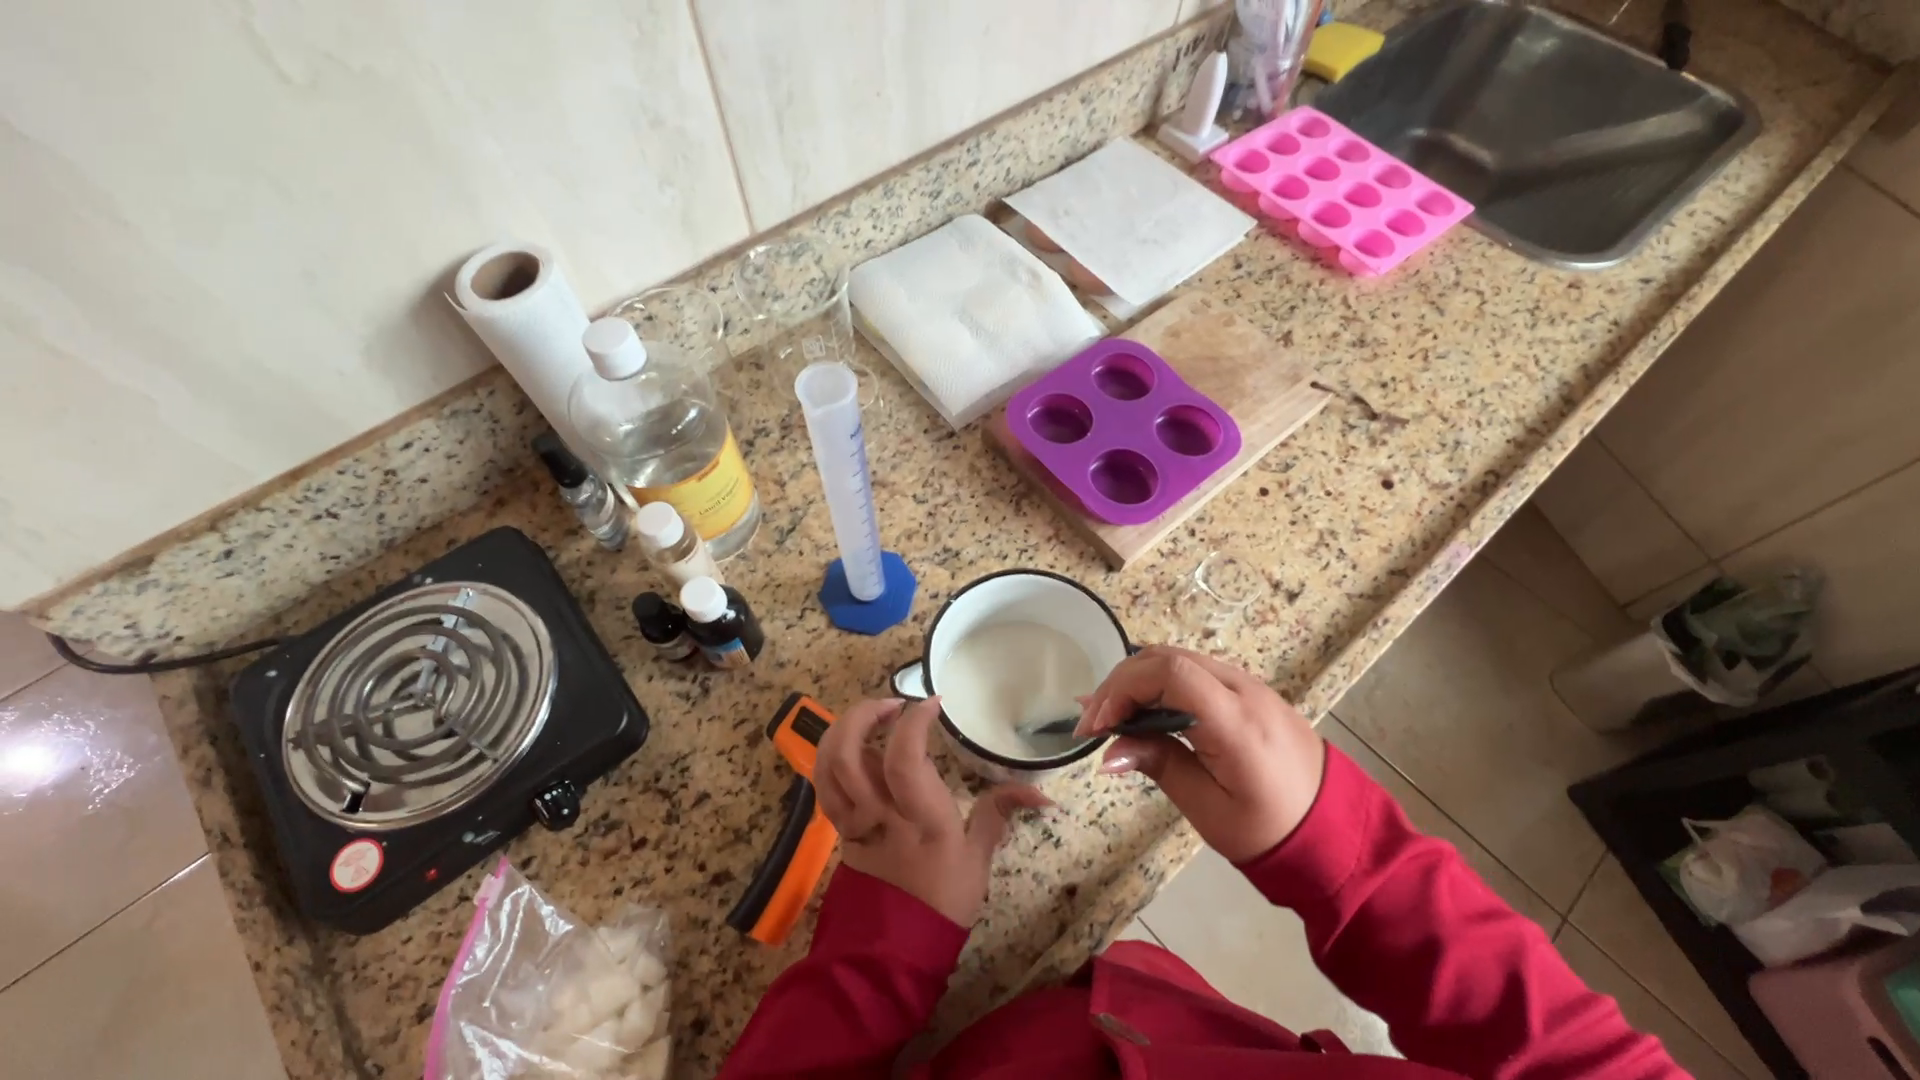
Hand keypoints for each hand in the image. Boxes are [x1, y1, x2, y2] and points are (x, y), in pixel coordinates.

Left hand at [814, 697, 1051, 925]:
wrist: (895, 947)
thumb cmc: (943, 901)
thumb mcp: (978, 859)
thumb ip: (1000, 813)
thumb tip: (1042, 791)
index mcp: (920, 819)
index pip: (903, 757)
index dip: (914, 721)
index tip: (933, 704)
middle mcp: (880, 814)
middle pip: (851, 752)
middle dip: (866, 714)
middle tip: (894, 704)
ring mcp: (854, 820)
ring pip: (829, 764)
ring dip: (845, 729)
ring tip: (871, 717)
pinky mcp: (839, 827)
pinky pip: (824, 783)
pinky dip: (831, 755)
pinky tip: (854, 746)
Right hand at [1078, 646, 1324, 862]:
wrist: (1333, 829)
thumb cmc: (1268, 829)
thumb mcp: (1208, 808)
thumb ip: (1159, 765)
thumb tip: (1108, 752)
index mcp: (1235, 721)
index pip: (1168, 672)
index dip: (1122, 688)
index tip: (1097, 725)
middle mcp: (1244, 689)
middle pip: (1167, 657)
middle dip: (1121, 684)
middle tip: (1093, 724)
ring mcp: (1250, 685)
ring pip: (1179, 659)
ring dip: (1138, 682)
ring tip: (1110, 718)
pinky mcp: (1250, 691)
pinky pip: (1196, 672)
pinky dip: (1160, 684)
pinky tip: (1141, 710)